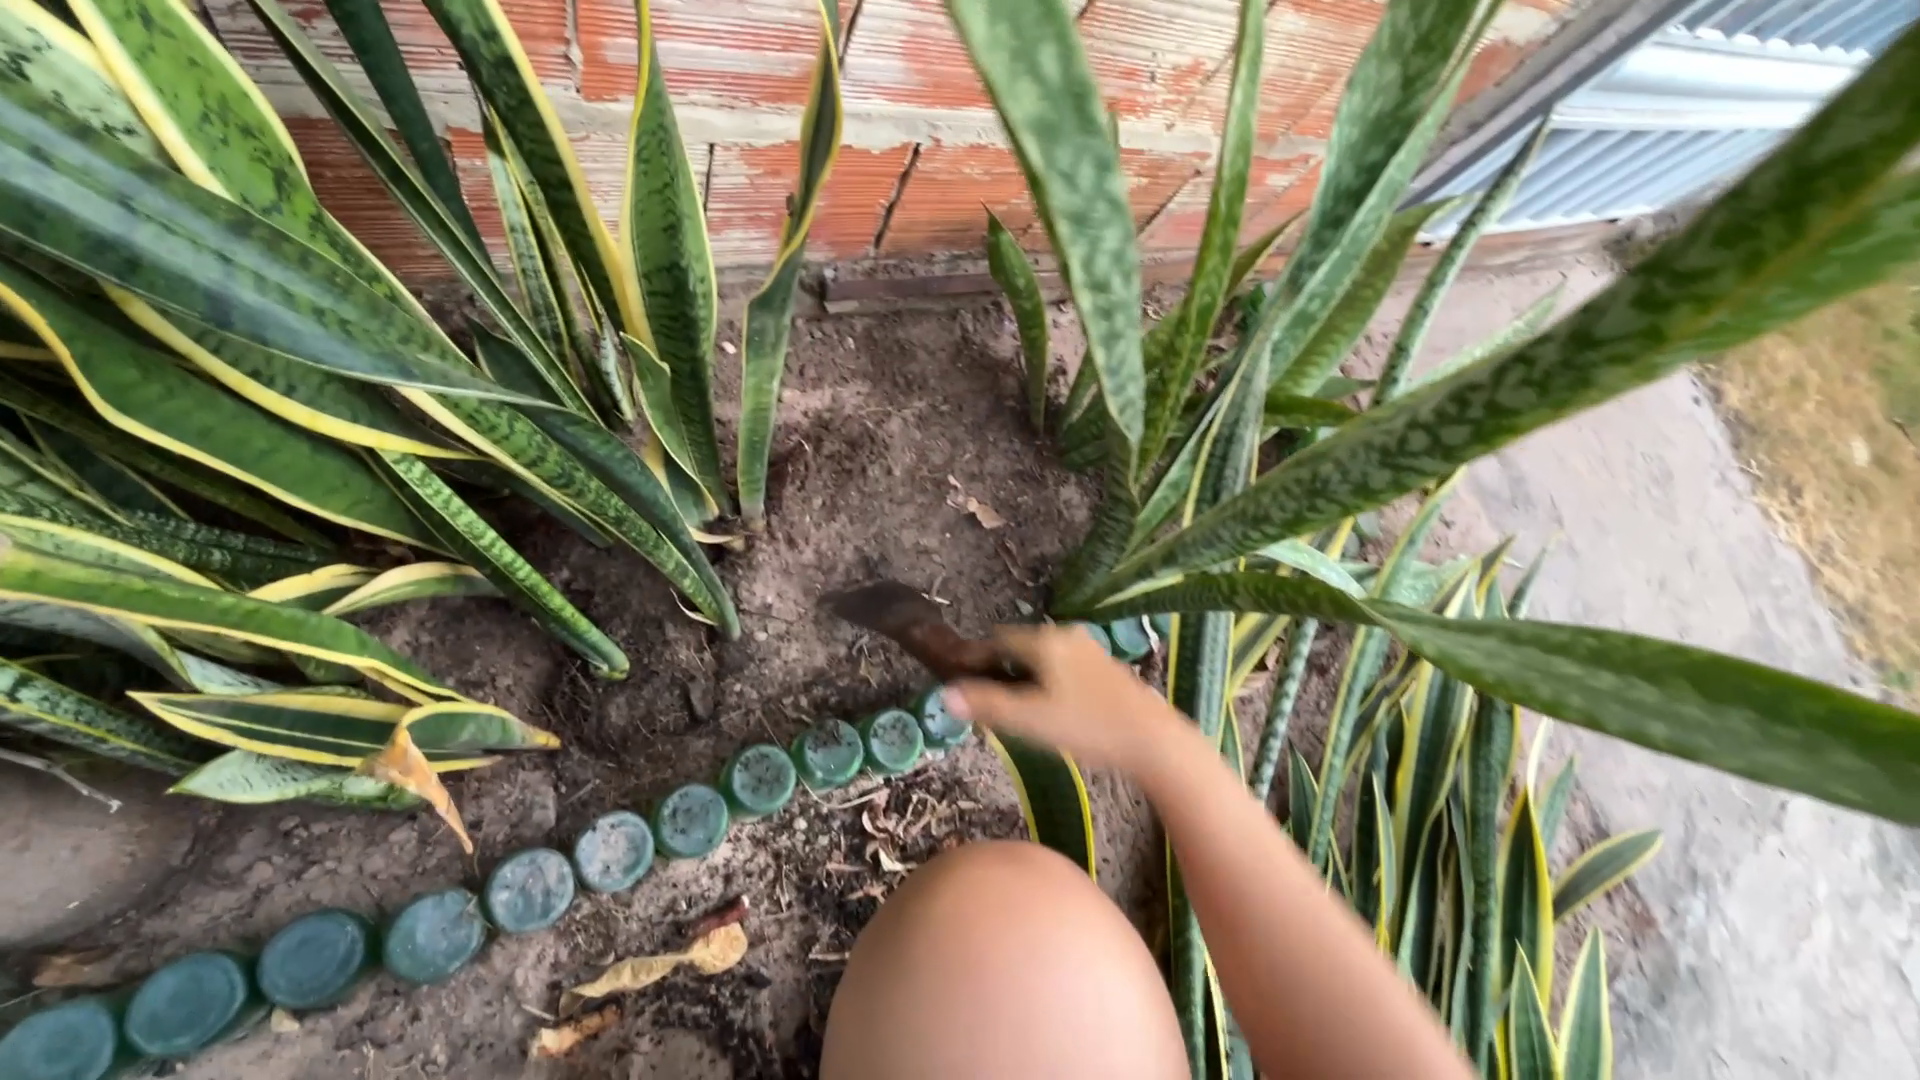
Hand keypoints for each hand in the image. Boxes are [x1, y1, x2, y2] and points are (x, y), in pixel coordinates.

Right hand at [944, 624, 1184, 772]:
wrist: (1153, 740)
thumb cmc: (1086, 726)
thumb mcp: (1029, 719)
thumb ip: (986, 705)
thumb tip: (945, 695)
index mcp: (1045, 641)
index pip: (997, 640)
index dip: (977, 661)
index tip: (965, 685)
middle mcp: (1067, 636)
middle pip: (1020, 647)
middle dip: (1002, 671)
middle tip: (990, 705)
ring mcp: (1090, 650)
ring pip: (1044, 659)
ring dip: (1027, 679)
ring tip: (1019, 712)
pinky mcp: (1107, 668)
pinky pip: (1065, 668)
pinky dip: (1050, 683)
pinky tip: (1054, 712)